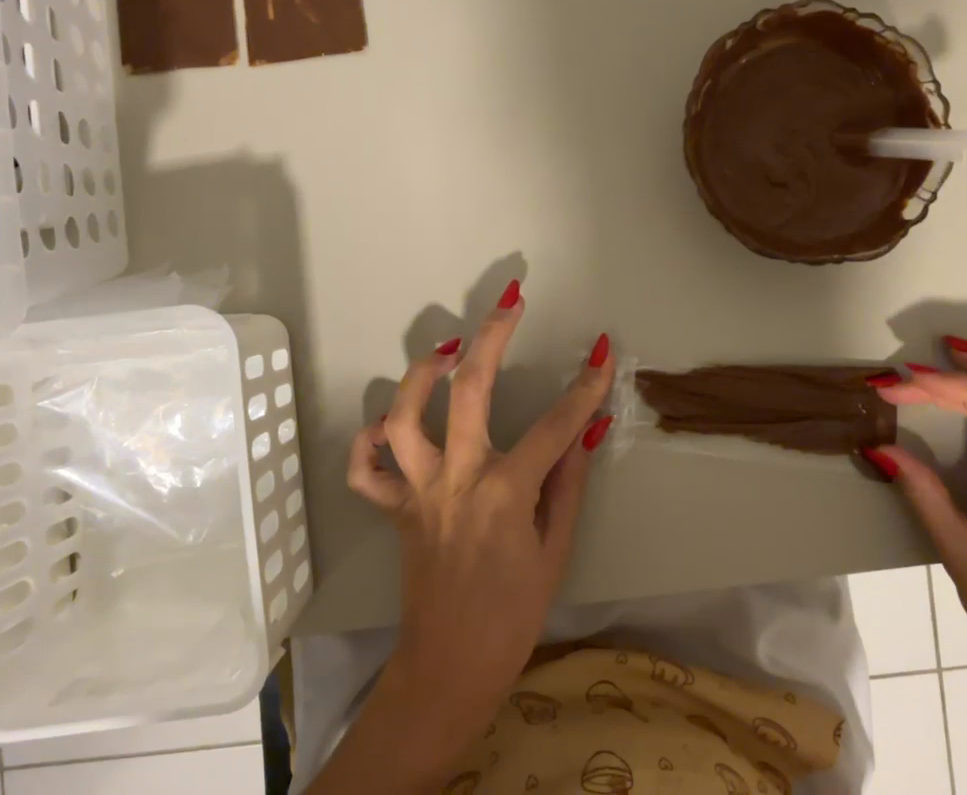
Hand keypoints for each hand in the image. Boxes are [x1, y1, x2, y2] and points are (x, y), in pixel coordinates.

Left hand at [345, 280, 615, 742]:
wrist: (451, 664)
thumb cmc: (514, 613)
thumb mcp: (555, 549)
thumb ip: (568, 482)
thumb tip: (587, 428)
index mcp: (505, 492)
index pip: (554, 425)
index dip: (583, 387)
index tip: (601, 352)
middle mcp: (457, 478)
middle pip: (468, 390)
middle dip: (492, 336)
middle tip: (510, 301)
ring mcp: (418, 491)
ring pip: (402, 417)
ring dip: (420, 375)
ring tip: (444, 349)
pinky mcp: (394, 509)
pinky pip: (365, 469)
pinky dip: (368, 440)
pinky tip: (388, 421)